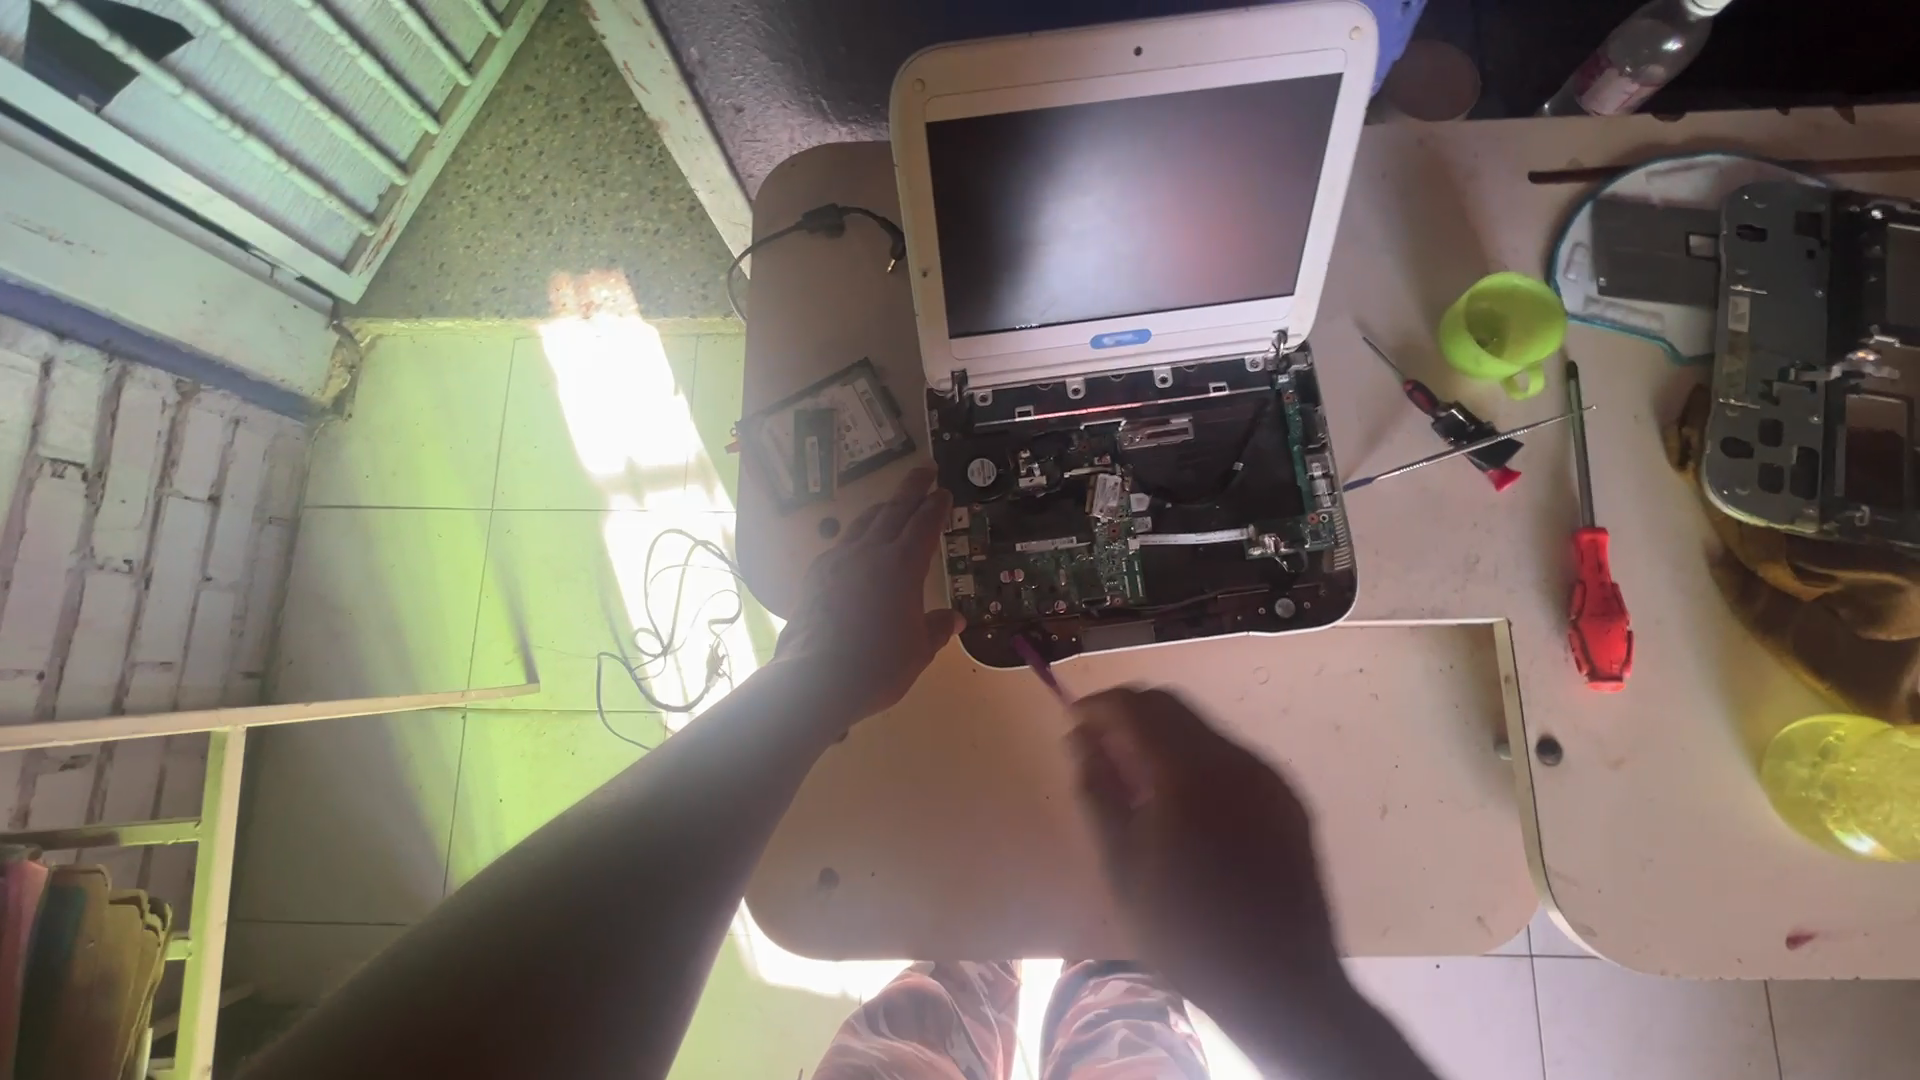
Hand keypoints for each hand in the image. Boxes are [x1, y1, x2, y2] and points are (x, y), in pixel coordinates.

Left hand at [773, 466, 962, 724]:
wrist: (817, 677)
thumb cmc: (879, 665)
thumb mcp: (919, 650)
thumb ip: (937, 628)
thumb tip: (955, 618)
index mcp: (903, 565)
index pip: (925, 525)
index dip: (936, 506)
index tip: (943, 492)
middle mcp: (871, 552)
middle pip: (894, 510)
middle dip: (912, 488)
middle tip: (924, 470)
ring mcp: (839, 560)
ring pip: (864, 522)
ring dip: (882, 507)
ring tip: (891, 503)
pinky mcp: (816, 573)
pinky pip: (842, 543)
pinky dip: (857, 535)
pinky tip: (857, 545)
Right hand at [1067, 687, 1342, 1020]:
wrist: (1282, 987)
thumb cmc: (1187, 932)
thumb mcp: (1121, 866)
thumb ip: (1096, 790)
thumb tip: (1079, 738)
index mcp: (1187, 773)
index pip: (1134, 705)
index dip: (1097, 706)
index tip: (1074, 725)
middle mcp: (1233, 758)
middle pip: (1169, 704)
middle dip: (1128, 715)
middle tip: (1101, 753)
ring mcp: (1267, 775)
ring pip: (1200, 727)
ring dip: (1161, 736)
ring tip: (1139, 785)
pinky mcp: (1287, 797)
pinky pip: (1229, 755)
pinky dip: (1194, 759)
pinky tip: (1184, 806)